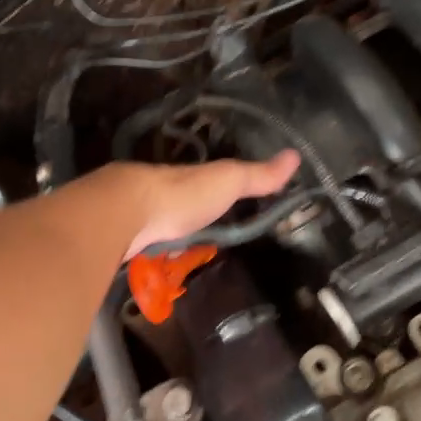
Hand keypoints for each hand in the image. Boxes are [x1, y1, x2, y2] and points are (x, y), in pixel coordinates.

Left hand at [70, 150, 301, 257]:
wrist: (129, 210)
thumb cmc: (184, 195)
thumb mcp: (228, 181)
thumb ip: (257, 175)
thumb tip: (295, 156)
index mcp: (190, 182)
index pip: (206, 185)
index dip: (215, 195)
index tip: (226, 209)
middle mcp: (165, 194)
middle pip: (179, 207)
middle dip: (187, 220)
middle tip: (201, 240)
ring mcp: (142, 216)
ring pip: (157, 226)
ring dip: (164, 237)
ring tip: (175, 258)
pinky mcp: (124, 239)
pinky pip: (140, 247)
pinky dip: (146, 253)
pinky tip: (149, 264)